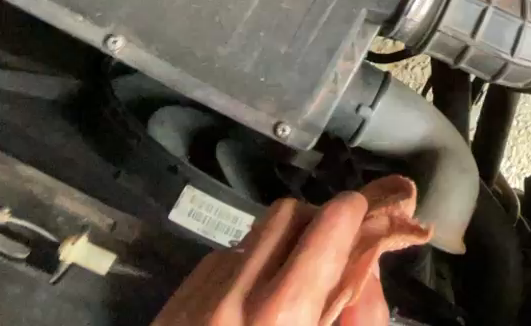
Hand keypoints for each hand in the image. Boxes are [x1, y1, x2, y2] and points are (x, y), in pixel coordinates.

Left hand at [150, 192, 390, 325]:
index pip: (333, 222)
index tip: (364, 231)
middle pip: (289, 214)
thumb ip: (359, 319)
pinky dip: (240, 278)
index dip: (357, 219)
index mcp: (282, 317)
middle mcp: (235, 299)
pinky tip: (243, 320)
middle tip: (327, 259)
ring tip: (282, 296)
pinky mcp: (165, 316)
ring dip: (276, 251)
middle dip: (315, 226)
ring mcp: (193, 305)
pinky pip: (216, 269)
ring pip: (249, 239)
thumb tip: (365, 270)